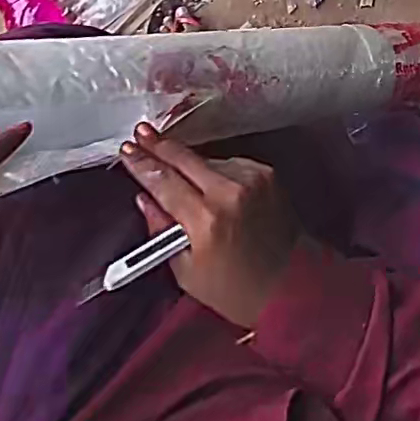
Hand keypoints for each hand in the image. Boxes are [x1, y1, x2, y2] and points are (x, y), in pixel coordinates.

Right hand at [118, 122, 300, 327]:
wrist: (292, 283)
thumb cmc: (235, 288)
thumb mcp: (186, 271)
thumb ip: (161, 230)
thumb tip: (145, 197)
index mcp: (206, 221)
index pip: (164, 181)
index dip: (142, 164)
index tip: (127, 150)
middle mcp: (229, 193)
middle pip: (184, 158)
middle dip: (159, 144)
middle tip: (140, 132)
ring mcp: (250, 178)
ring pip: (207, 160)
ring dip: (190, 164)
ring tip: (184, 182)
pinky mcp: (265, 172)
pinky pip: (229, 163)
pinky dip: (217, 172)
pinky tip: (214, 188)